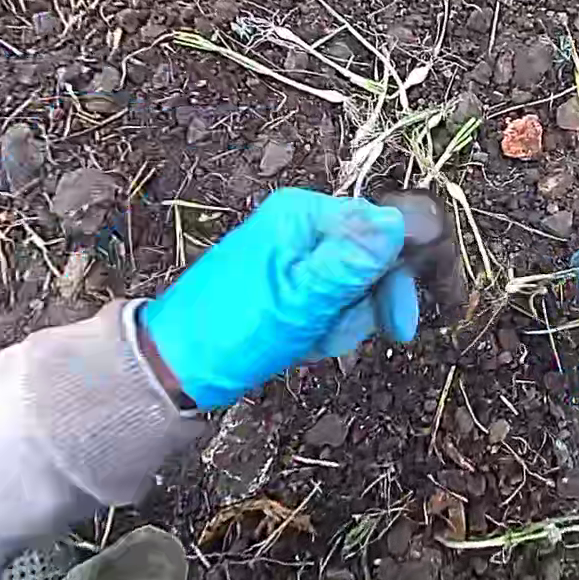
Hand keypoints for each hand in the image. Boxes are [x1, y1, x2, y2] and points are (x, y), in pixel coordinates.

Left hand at [140, 188, 418, 408]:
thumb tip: (398, 223)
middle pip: (371, 255)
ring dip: (343, 319)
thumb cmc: (235, 329)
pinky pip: (335, 296)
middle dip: (364, 303)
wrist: (180, 366)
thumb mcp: (302, 298)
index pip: (380, 226)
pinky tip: (305, 340)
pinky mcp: (294, 276)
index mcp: (304, 213)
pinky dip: (328, 323)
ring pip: (356, 282)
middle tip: (340, 337)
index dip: (395, 274)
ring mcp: (298, 250)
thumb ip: (351, 261)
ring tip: (311, 340)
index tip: (398, 320)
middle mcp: (303, 223)